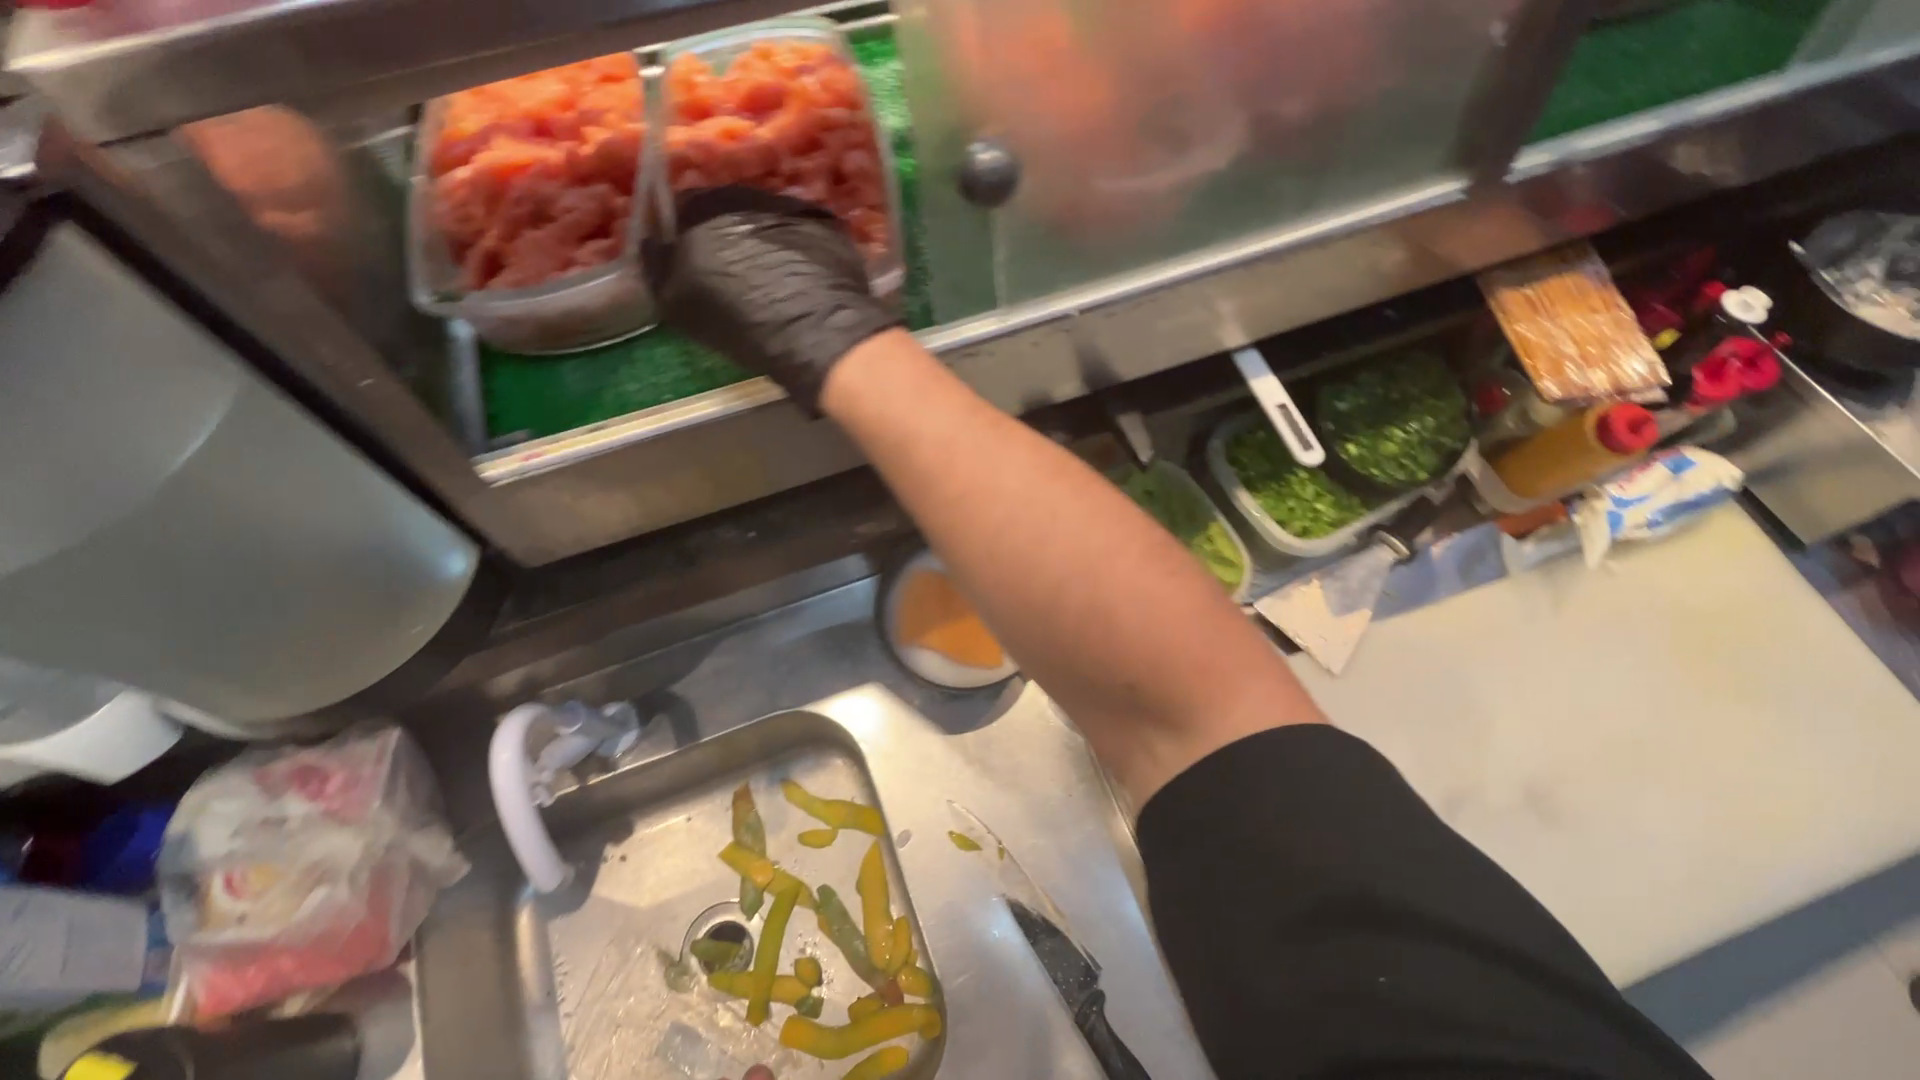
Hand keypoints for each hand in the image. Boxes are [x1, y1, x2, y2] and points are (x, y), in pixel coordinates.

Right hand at [647, 186, 900, 411]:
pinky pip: (802, 234)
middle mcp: (745, 193)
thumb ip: (657, 265)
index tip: (688, 262)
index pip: (680, 208)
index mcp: (701, 206)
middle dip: (724, 235)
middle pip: (726, 209)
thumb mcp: (677, 303)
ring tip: (769, 279)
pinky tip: (802, 280)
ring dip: (762, 241)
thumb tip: (652, 243)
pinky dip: (798, 251)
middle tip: (730, 272)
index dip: (682, 236)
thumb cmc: (738, 320)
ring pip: (765, 219)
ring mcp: (790, 206)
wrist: (816, 330)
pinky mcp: (827, 225)